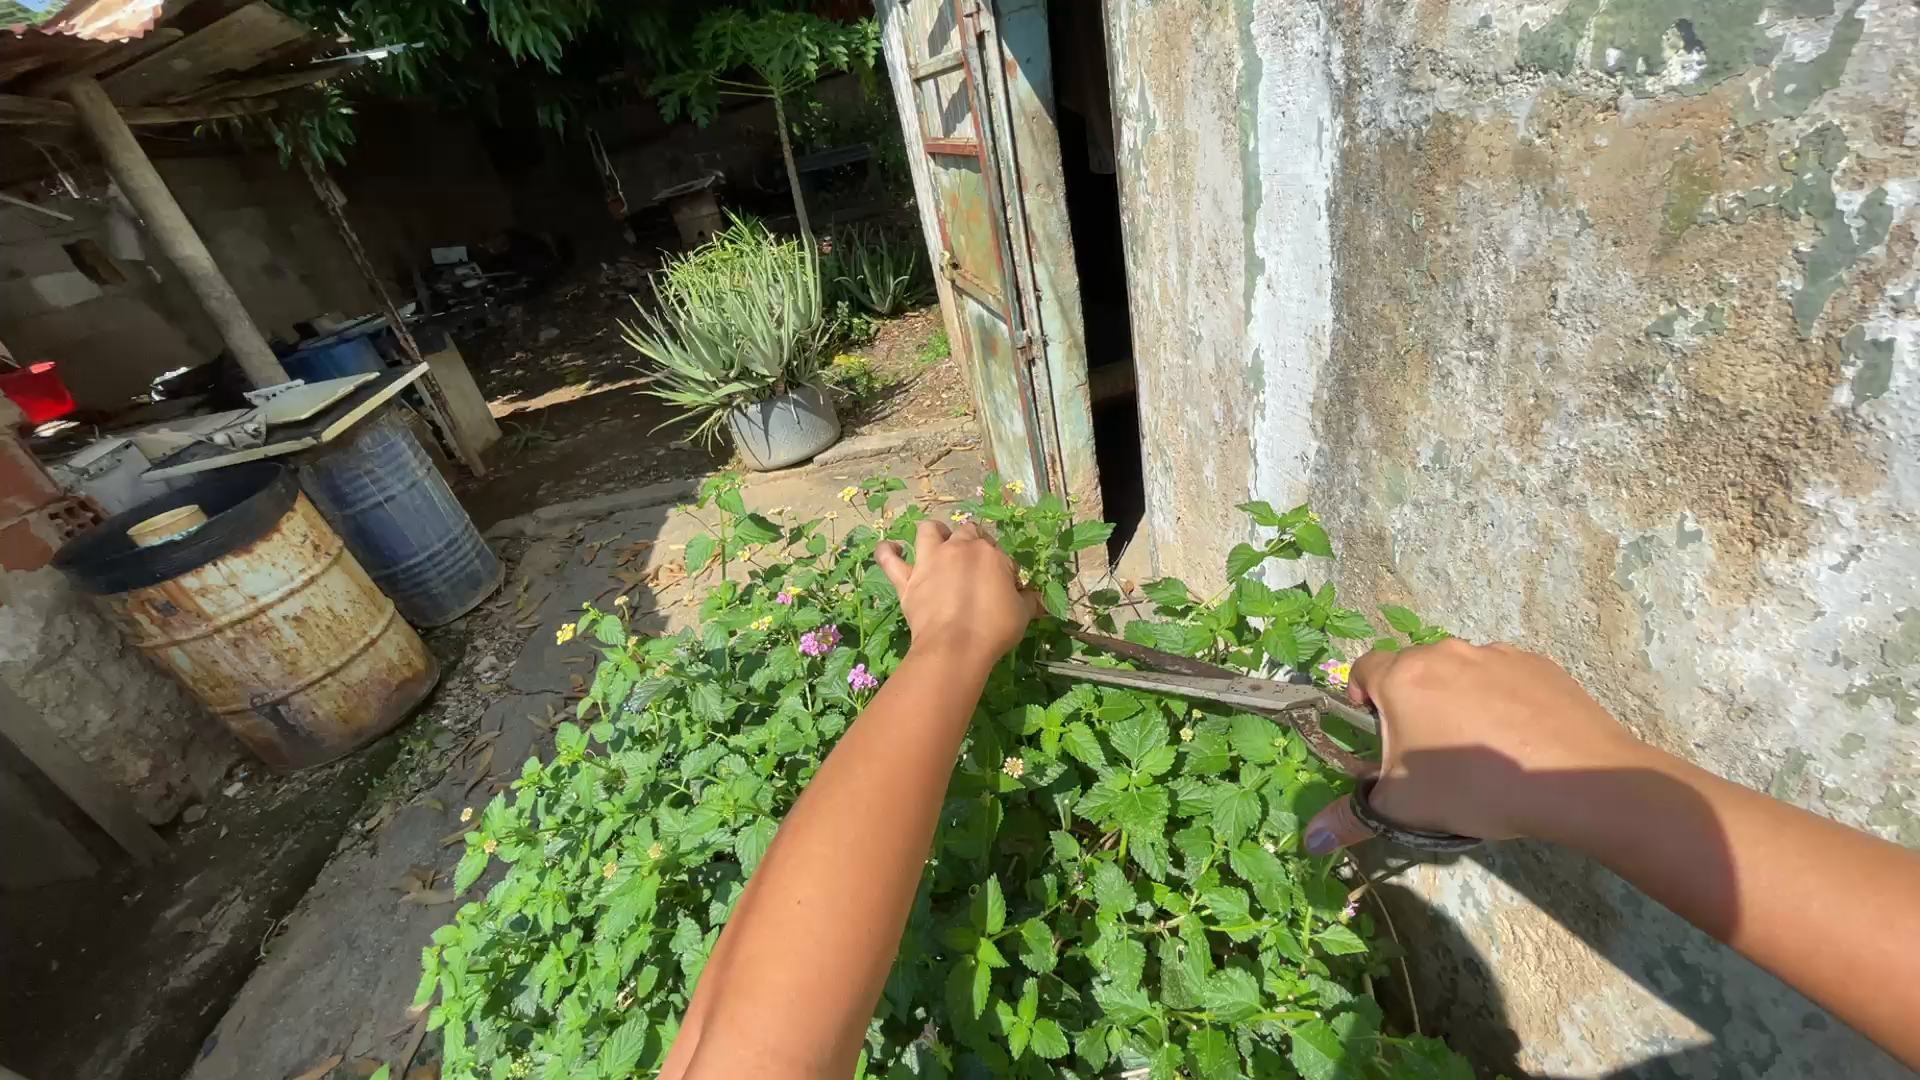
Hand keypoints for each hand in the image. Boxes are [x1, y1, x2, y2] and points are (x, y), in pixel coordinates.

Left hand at [876, 519, 1036, 666]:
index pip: (999, 553)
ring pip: (929, 530)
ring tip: (938, 543)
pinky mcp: (907, 578)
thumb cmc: (994, 629)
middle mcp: (959, 548)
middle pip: (967, 533)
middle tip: (974, 566)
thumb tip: (1035, 598)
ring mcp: (930, 561)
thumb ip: (1028, 600)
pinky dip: (887, 551)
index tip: (1004, 587)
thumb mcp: (1022, 613)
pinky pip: (888, 558)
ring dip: (934, 533)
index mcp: (990, 554)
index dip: (1002, 569)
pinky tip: (892, 548)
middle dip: (972, 542)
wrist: (956, 646)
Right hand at [1304, 639, 1650, 853]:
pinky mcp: (1538, 664)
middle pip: (1411, 668)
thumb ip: (1350, 819)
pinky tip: (1518, 736)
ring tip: (1478, 743)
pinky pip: (1502, 675)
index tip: (1376, 726)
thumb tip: (1310, 841)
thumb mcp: (1404, 808)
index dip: (1362, 693)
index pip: (1363, 668)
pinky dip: (1501, 697)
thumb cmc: (1477, 786)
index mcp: (1400, 677)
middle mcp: (1441, 653)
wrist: (1584, 782)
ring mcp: (1493, 654)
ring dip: (1456, 695)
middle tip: (1426, 743)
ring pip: (1458, 670)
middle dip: (1411, 698)